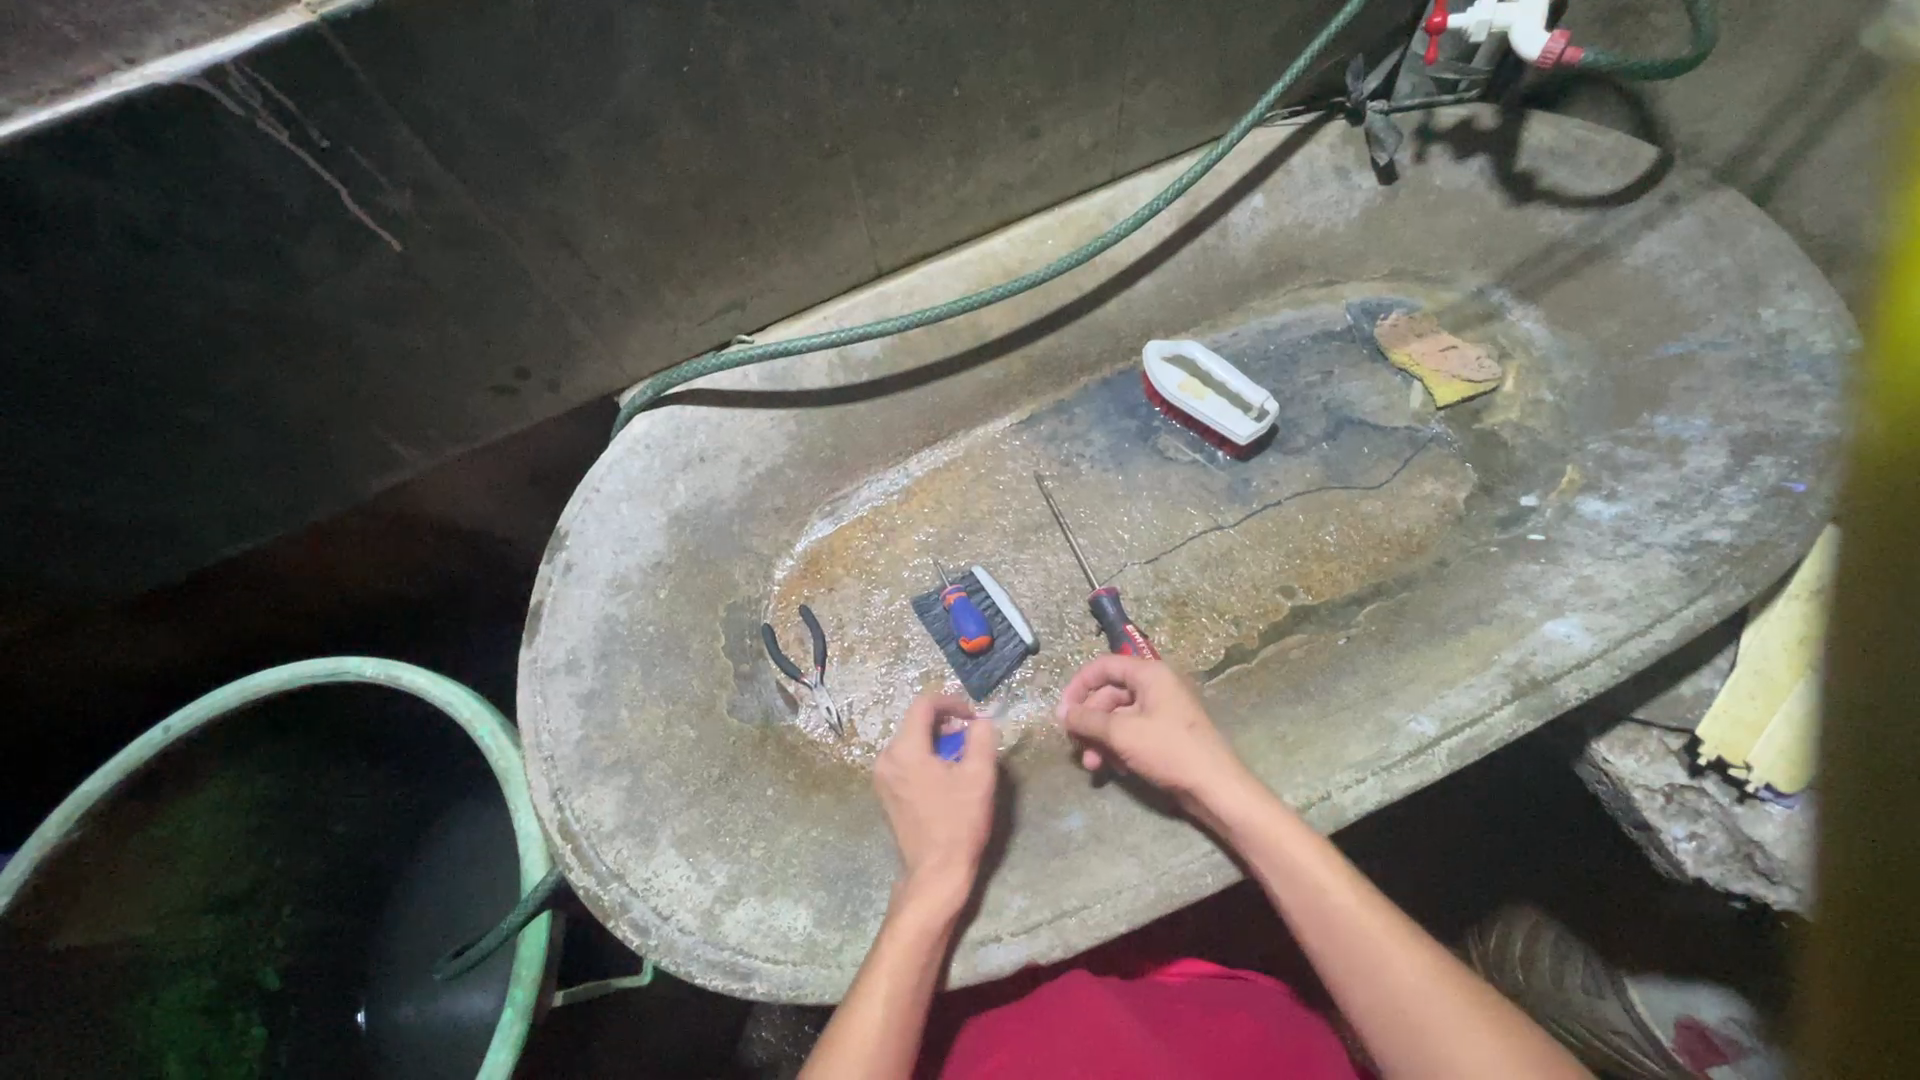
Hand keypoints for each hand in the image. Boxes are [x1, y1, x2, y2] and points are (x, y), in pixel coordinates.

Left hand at [874, 694, 997, 914]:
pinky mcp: (885, 792)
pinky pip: (905, 760)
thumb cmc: (959, 822)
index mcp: (905, 749)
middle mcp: (886, 758)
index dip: (951, 702)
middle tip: (970, 737)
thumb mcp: (979, 776)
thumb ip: (982, 737)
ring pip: (910, 741)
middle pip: (915, 722)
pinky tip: (944, 776)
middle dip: (945, 723)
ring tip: (961, 758)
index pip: (924, 704)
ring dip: (936, 741)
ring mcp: (881, 776)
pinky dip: (925, 757)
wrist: (935, 871)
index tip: (973, 716)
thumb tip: (981, 720)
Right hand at [1056, 654, 1257, 817]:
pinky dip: (1118, 748)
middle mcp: (1156, 686)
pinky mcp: (1165, 735)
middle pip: (1109, 695)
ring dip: (1101, 740)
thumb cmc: (1169, 750)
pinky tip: (1115, 770)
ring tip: (1093, 765)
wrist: (1215, 788)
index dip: (1079, 685)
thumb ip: (1087, 719)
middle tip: (1076, 746)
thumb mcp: (1122, 734)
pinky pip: (1132, 733)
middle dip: (1090, 722)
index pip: (1104, 666)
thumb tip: (1061, 712)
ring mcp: (1162, 711)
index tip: (1063, 711)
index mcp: (1149, 674)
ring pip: (1118, 718)